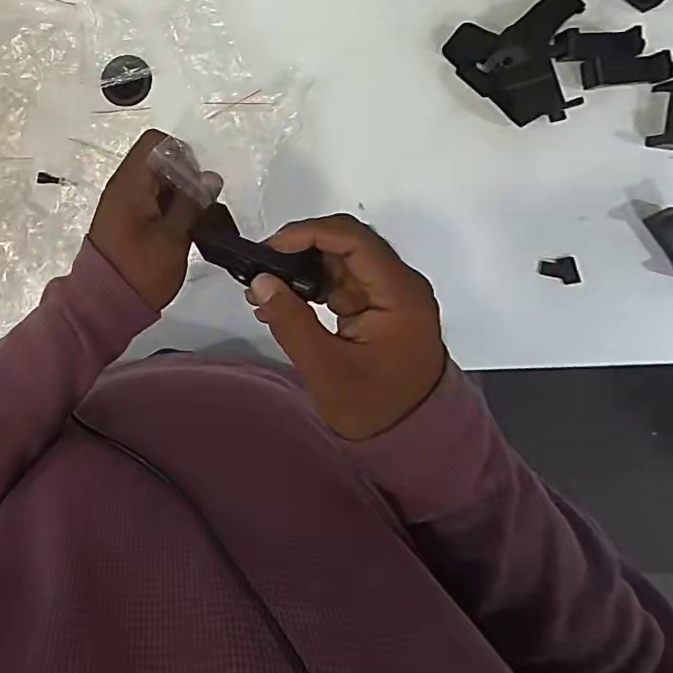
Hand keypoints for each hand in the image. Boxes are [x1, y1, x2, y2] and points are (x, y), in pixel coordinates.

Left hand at [88, 129, 216, 309]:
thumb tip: (209, 178)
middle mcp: (124, 187)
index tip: (196, 181)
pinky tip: (182, 229)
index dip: (181, 154)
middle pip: (157, 161)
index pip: (156, 143)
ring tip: (194, 219)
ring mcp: (123, 204)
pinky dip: (169, 208)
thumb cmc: (139, 270)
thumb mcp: (173, 236)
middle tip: (199, 204)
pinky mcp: (126, 221)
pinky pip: (151, 200)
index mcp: (130, 184)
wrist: (103, 307)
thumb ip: (192, 203)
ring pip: (156, 182)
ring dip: (178, 194)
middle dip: (184, 176)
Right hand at [246, 214, 447, 439]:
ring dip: (302, 267)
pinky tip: (282, 302)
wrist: (413, 439)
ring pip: (341, 259)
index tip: (271, 248)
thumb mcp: (327, 370)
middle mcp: (400, 284)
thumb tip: (260, 282)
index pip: (356, 240)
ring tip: (264, 288)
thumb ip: (291, 322)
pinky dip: (311, 285)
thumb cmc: (376, 409)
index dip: (310, 234)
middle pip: (348, 243)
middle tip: (262, 266)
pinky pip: (341, 281)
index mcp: (400, 294)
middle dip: (302, 248)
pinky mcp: (377, 304)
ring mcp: (389, 293)